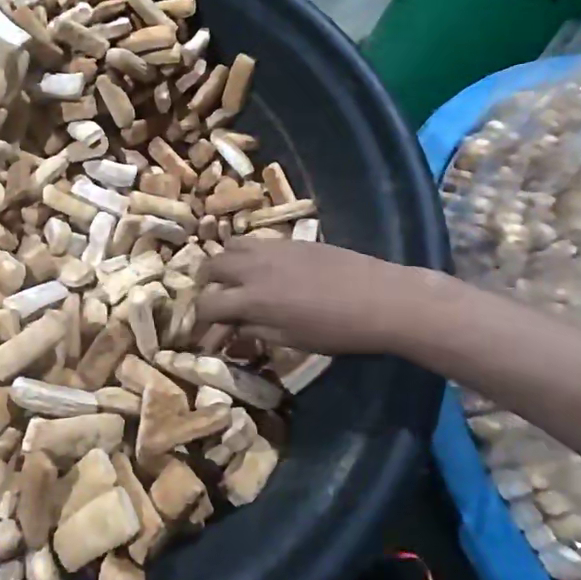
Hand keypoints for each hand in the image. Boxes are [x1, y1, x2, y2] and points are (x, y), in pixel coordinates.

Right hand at [197, 239, 445, 356]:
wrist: (380, 298)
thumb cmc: (336, 330)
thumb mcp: (291, 340)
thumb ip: (255, 331)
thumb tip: (233, 329)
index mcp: (251, 299)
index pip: (207, 305)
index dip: (200, 321)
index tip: (205, 332)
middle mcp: (253, 267)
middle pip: (211, 267)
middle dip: (207, 285)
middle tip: (217, 301)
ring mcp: (271, 248)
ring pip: (230, 245)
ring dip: (225, 262)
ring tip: (235, 279)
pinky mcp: (290, 239)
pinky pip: (255, 240)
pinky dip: (247, 253)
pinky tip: (263, 268)